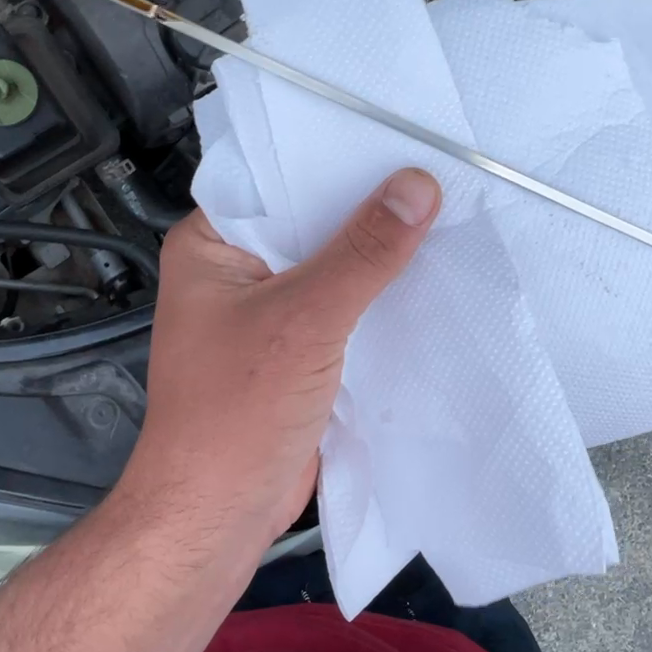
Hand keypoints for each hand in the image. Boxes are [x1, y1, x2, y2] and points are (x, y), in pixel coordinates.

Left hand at [125, 168, 441, 545]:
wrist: (220, 514)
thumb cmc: (232, 416)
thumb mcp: (304, 320)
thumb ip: (363, 254)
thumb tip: (415, 188)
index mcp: (211, 245)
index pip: (274, 177)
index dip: (332, 156)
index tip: (394, 137)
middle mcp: (237, 270)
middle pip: (310, 221)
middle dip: (366, 206)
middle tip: (432, 174)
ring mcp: (268, 310)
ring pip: (331, 266)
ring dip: (376, 254)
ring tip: (440, 217)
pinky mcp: (297, 347)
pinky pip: (343, 306)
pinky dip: (377, 297)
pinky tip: (424, 279)